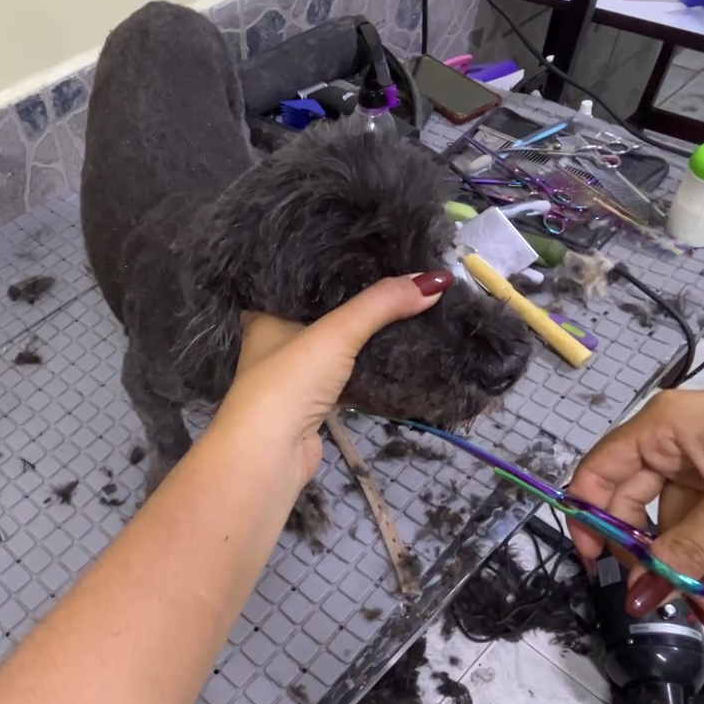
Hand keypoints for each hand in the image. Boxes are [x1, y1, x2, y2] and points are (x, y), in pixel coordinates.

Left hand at [210, 271, 453, 483]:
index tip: (375, 250)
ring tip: (409, 306)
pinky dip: (367, 366)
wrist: (271, 453)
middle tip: (402, 279)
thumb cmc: (290, 381)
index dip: (337, 265)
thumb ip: (383, 303)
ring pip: (337, 346)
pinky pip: (346, 375)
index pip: (303, 280)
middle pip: (324, 313)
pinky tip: (397, 350)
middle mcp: (275, 342)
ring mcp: (293, 376)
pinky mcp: (312, 404)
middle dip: (359, 302)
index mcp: (265, 315)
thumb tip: (437, 279)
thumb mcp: (337, 331)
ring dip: (366, 335)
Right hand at [566, 385, 703, 614]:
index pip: (597, 472)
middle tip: (655, 599)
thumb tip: (639, 601)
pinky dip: (701, 554)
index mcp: (662, 425)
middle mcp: (672, 437)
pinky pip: (696, 521)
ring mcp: (701, 458)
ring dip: (674, 561)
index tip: (597, 566)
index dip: (588, 519)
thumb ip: (686, 553)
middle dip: (640, 551)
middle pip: (628, 499)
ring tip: (698, 606)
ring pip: (665, 517)